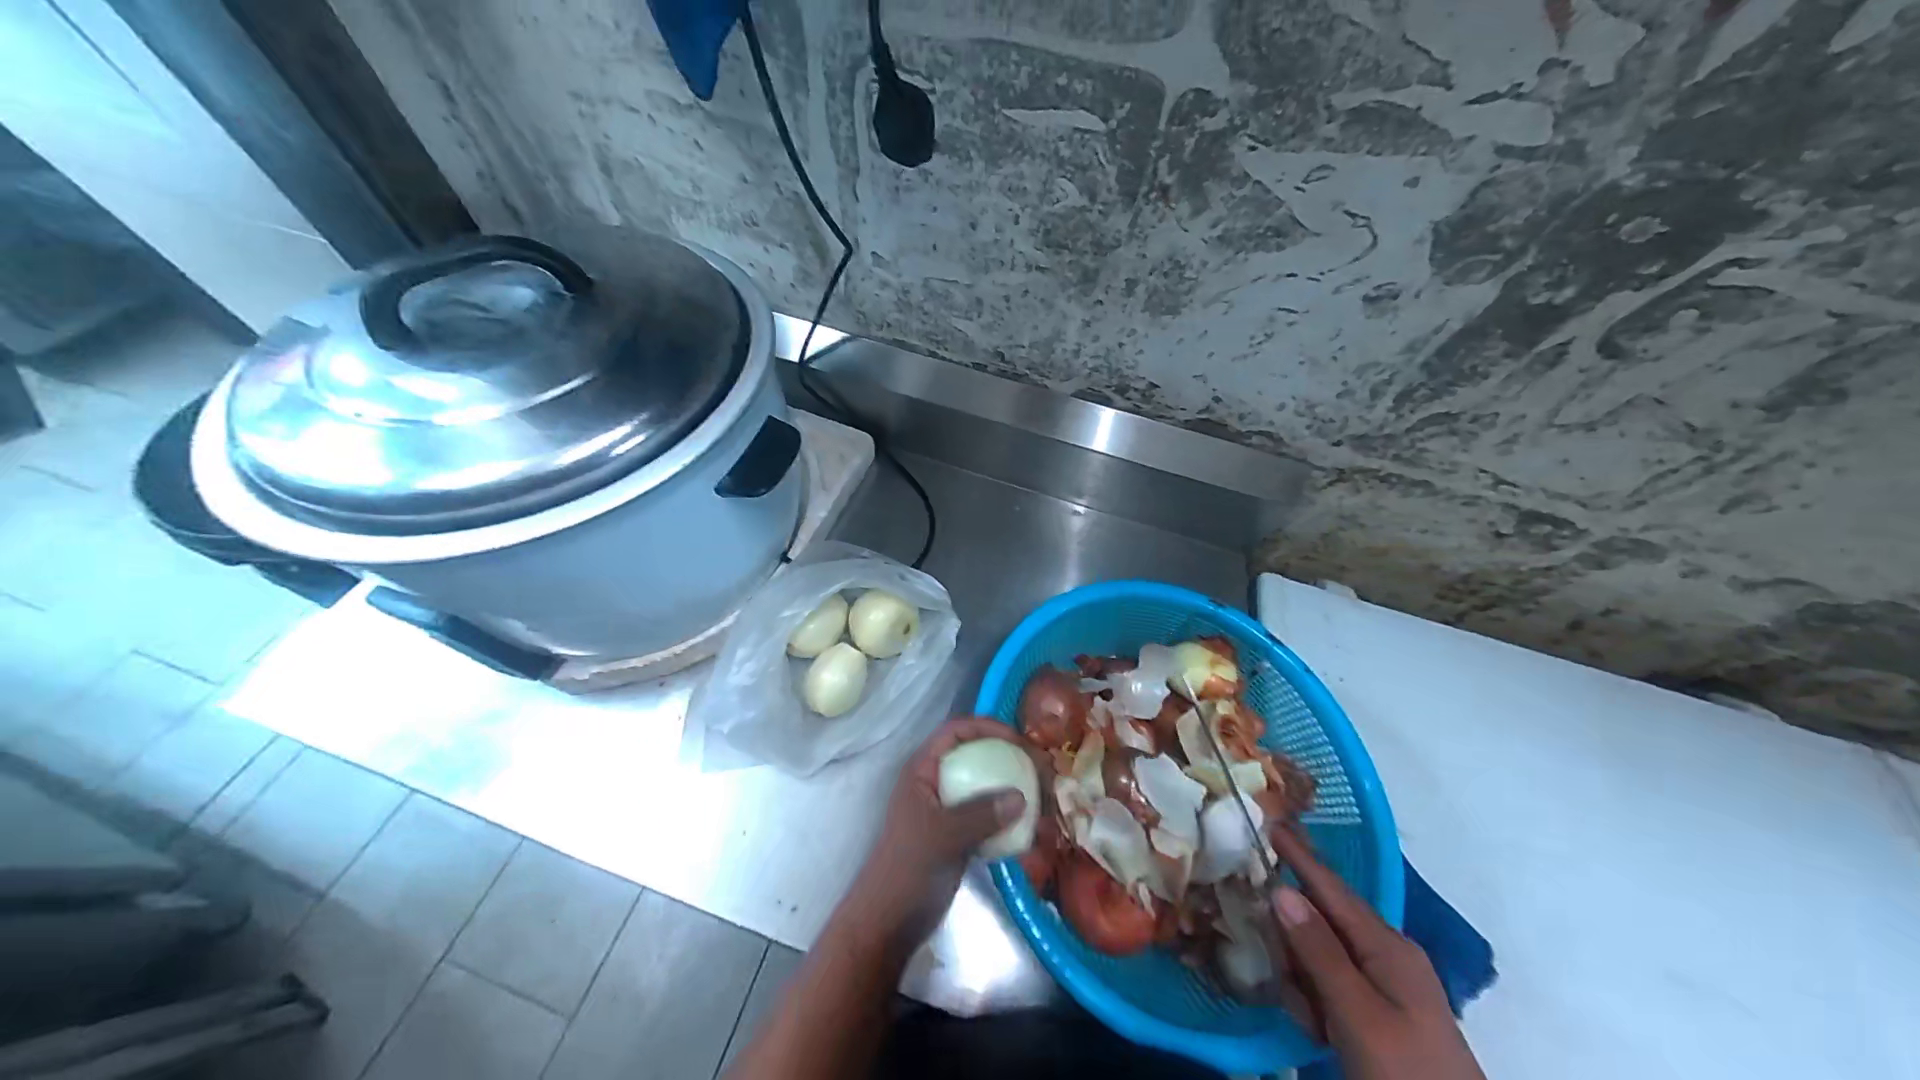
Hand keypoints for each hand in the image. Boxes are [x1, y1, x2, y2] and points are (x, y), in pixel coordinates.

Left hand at [845, 716, 1028, 952]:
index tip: (1020, 742)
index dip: (987, 728)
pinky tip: (1030, 829)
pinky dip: (1008, 817)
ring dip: (1011, 789)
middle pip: (974, 756)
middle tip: (1040, 772)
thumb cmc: (907, 870)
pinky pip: (987, 815)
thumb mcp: (944, 837)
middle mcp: (934, 783)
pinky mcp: (956, 836)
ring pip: (983, 786)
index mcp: (922, 771)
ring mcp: (945, 811)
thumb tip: (1021, 796)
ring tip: (1042, 800)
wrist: (888, 924)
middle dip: (1007, 758)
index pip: (956, 731)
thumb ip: (981, 814)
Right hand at [1268, 827, 1485, 1079]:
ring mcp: (1386, 983)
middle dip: (1293, 938)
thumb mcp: (1357, 1013)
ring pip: (1322, 955)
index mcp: (1386, 945)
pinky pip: (1333, 983)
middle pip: (1322, 920)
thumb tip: (1281, 889)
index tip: (1270, 821)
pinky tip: (1318, 1028)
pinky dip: (1317, 1000)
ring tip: (1309, 1018)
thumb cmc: (1406, 1070)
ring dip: (1304, 978)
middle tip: (1278, 965)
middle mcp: (1387, 953)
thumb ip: (1318, 950)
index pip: (1331, 887)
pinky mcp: (1381, 1009)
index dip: (1299, 856)